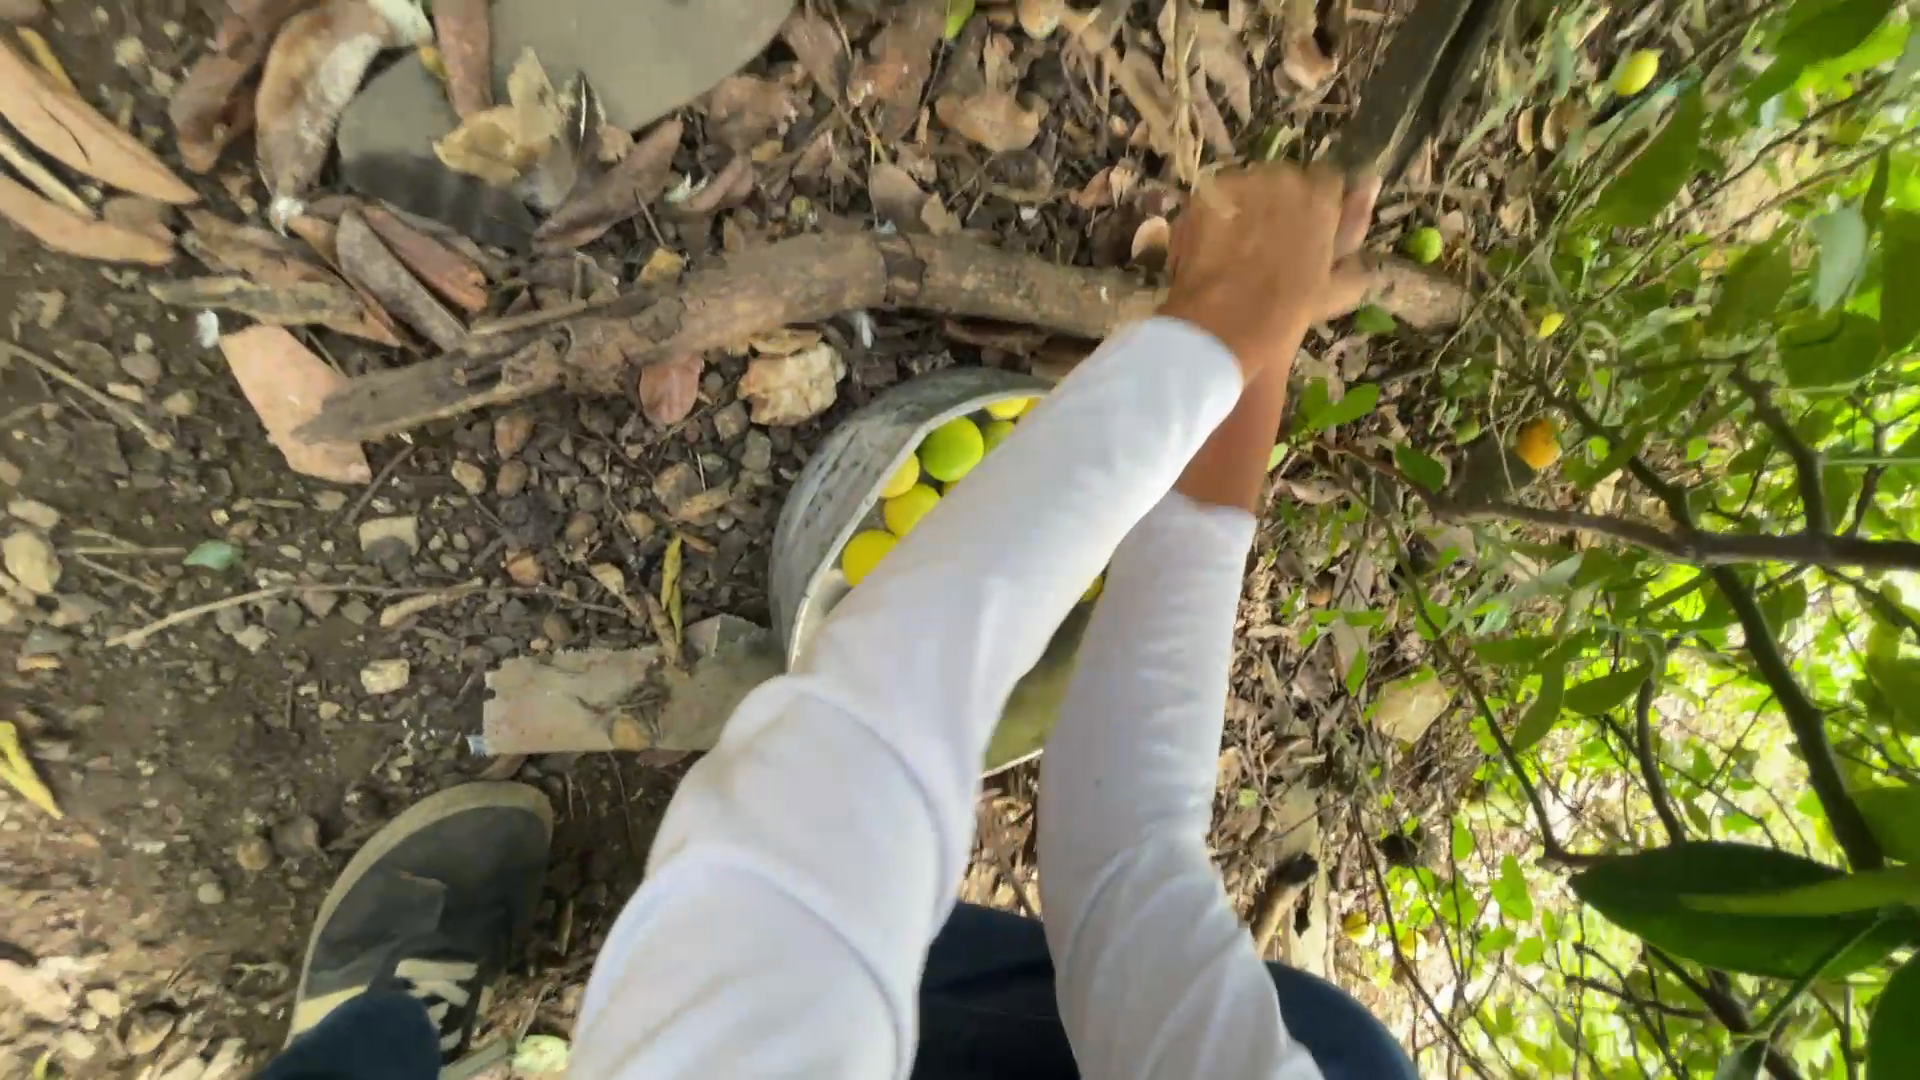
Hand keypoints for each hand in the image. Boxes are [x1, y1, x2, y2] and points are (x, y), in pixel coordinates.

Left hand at [1157, 163, 1378, 381]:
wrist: (1215, 333)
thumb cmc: (1279, 319)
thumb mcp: (1332, 286)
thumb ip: (1353, 231)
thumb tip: (1369, 184)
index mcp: (1320, 196)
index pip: (1326, 182)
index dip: (1314, 211)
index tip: (1302, 240)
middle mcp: (1281, 178)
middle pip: (1284, 181)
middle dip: (1277, 208)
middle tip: (1264, 252)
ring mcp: (1237, 185)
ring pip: (1246, 188)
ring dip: (1243, 211)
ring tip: (1233, 256)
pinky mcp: (1200, 199)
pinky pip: (1211, 202)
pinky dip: (1210, 221)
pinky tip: (1207, 254)